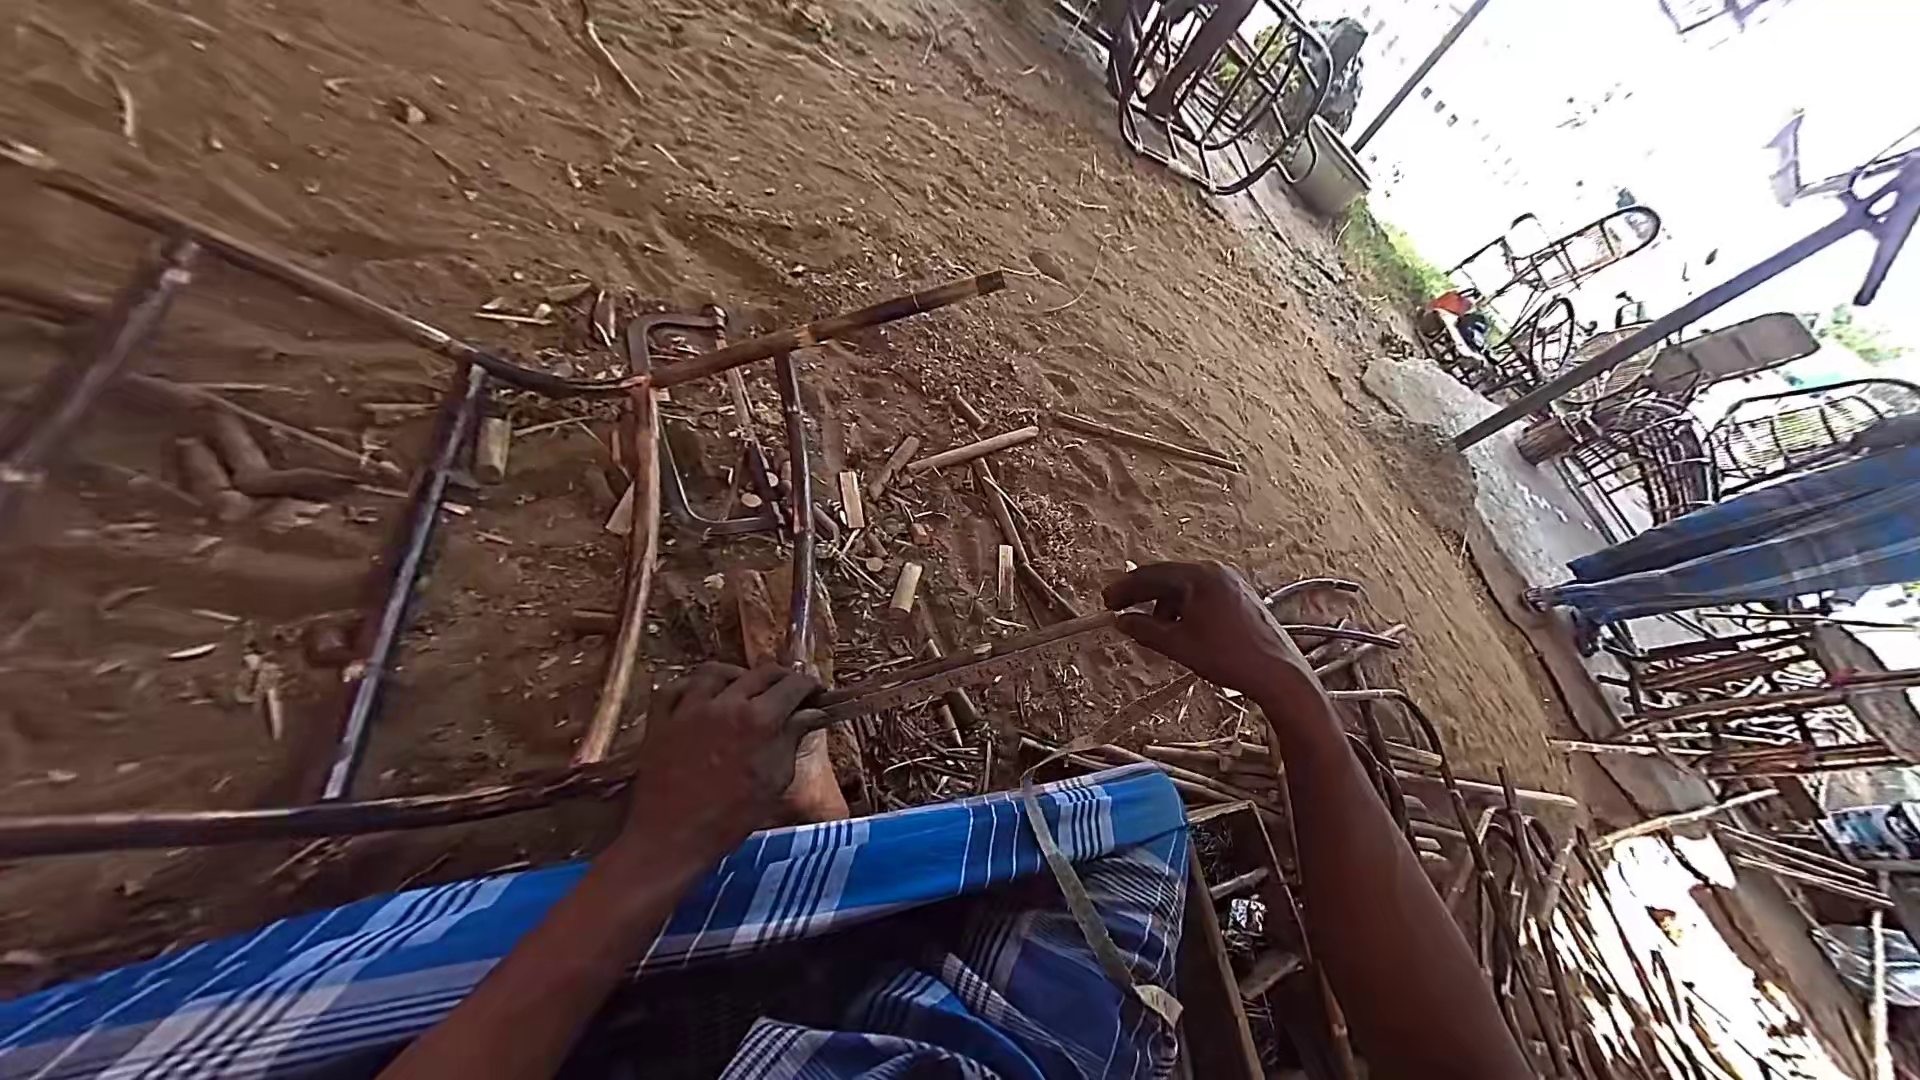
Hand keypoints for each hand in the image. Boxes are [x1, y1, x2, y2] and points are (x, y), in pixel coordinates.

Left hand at [621, 663, 820, 852]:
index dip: (809, 684)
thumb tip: (812, 713)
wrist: (671, 839)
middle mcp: (726, 703)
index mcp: (759, 719)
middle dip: (782, 678)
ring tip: (744, 688)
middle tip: (788, 690)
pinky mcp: (662, 719)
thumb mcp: (775, 779)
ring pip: (717, 671)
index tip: (815, 691)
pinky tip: (702, 696)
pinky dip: (693, 686)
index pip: (793, 685)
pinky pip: (677, 686)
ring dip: (737, 675)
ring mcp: (690, 707)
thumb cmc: (731, 817)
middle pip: (761, 673)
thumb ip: (793, 738)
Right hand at [1104, 561, 1314, 697]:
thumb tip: (1122, 622)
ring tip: (1153, 627)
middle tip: (1120, 608)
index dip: (1125, 589)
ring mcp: (1231, 583)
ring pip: (1184, 586)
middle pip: (1167, 577)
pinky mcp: (1240, 597)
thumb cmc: (1228, 657)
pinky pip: (1201, 594)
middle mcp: (1216, 573)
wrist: (1278, 675)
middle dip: (1142, 595)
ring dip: (1163, 603)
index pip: (1150, 576)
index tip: (1107, 601)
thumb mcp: (1177, 645)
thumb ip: (1144, 629)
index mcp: (1199, 578)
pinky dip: (1183, 606)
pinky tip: (1179, 627)